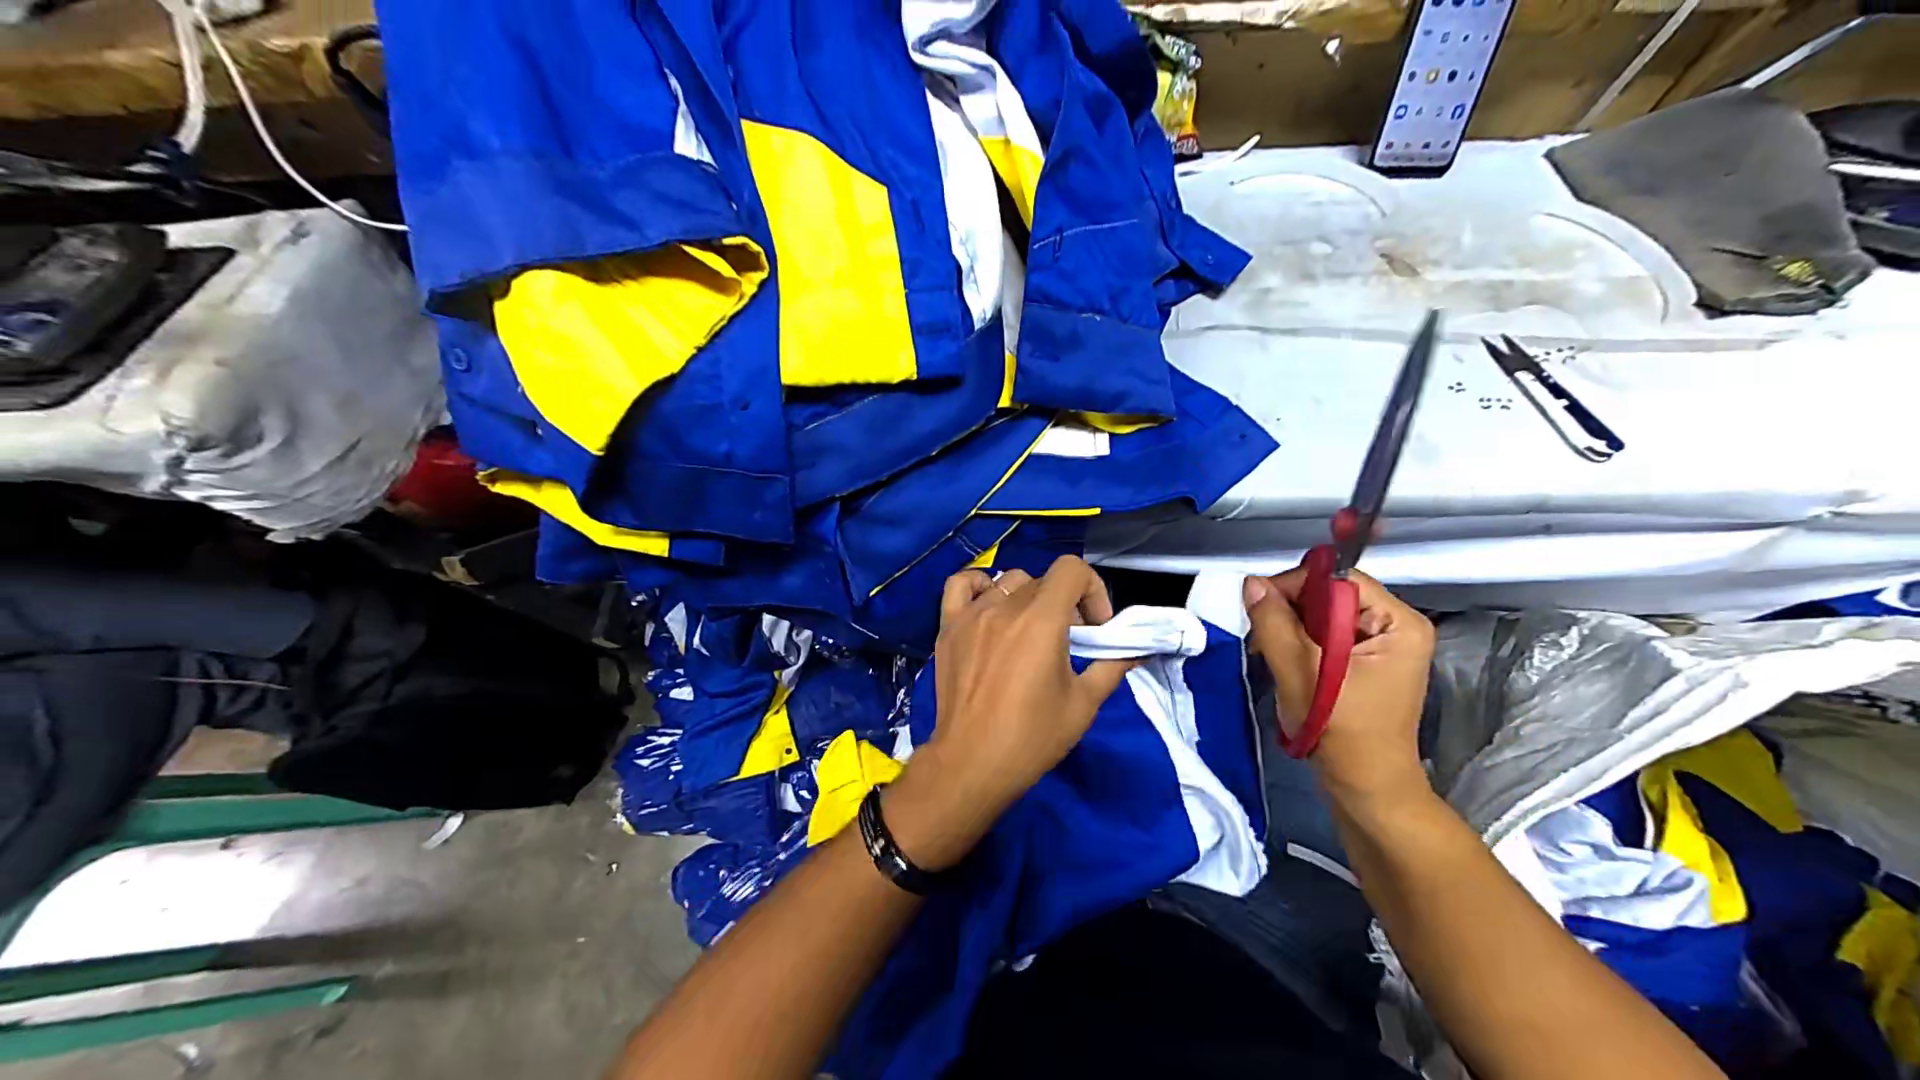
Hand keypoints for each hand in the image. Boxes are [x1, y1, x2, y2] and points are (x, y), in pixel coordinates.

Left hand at [882, 556, 1133, 869]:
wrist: (972, 763)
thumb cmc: (1032, 737)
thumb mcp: (1084, 704)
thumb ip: (1112, 667)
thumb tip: (1135, 649)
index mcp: (1041, 620)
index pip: (1072, 569)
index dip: (1092, 590)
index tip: (1095, 627)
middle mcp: (1004, 607)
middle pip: (1044, 581)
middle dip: (1066, 604)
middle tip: (1070, 642)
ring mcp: (972, 615)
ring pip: (1008, 582)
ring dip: (1029, 600)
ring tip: (1031, 633)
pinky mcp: (948, 628)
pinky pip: (961, 586)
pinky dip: (979, 587)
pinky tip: (991, 607)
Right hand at [1243, 566, 1433, 804]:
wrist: (1365, 788)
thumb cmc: (1344, 733)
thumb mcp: (1303, 673)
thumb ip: (1274, 624)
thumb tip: (1252, 584)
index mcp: (1399, 623)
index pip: (1338, 580)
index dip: (1295, 587)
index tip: (1260, 608)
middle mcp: (1395, 627)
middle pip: (1328, 596)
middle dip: (1289, 612)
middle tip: (1263, 638)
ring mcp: (1380, 646)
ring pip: (1320, 616)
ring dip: (1289, 631)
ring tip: (1272, 655)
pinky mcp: (1362, 663)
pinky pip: (1322, 636)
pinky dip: (1297, 645)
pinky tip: (1284, 664)